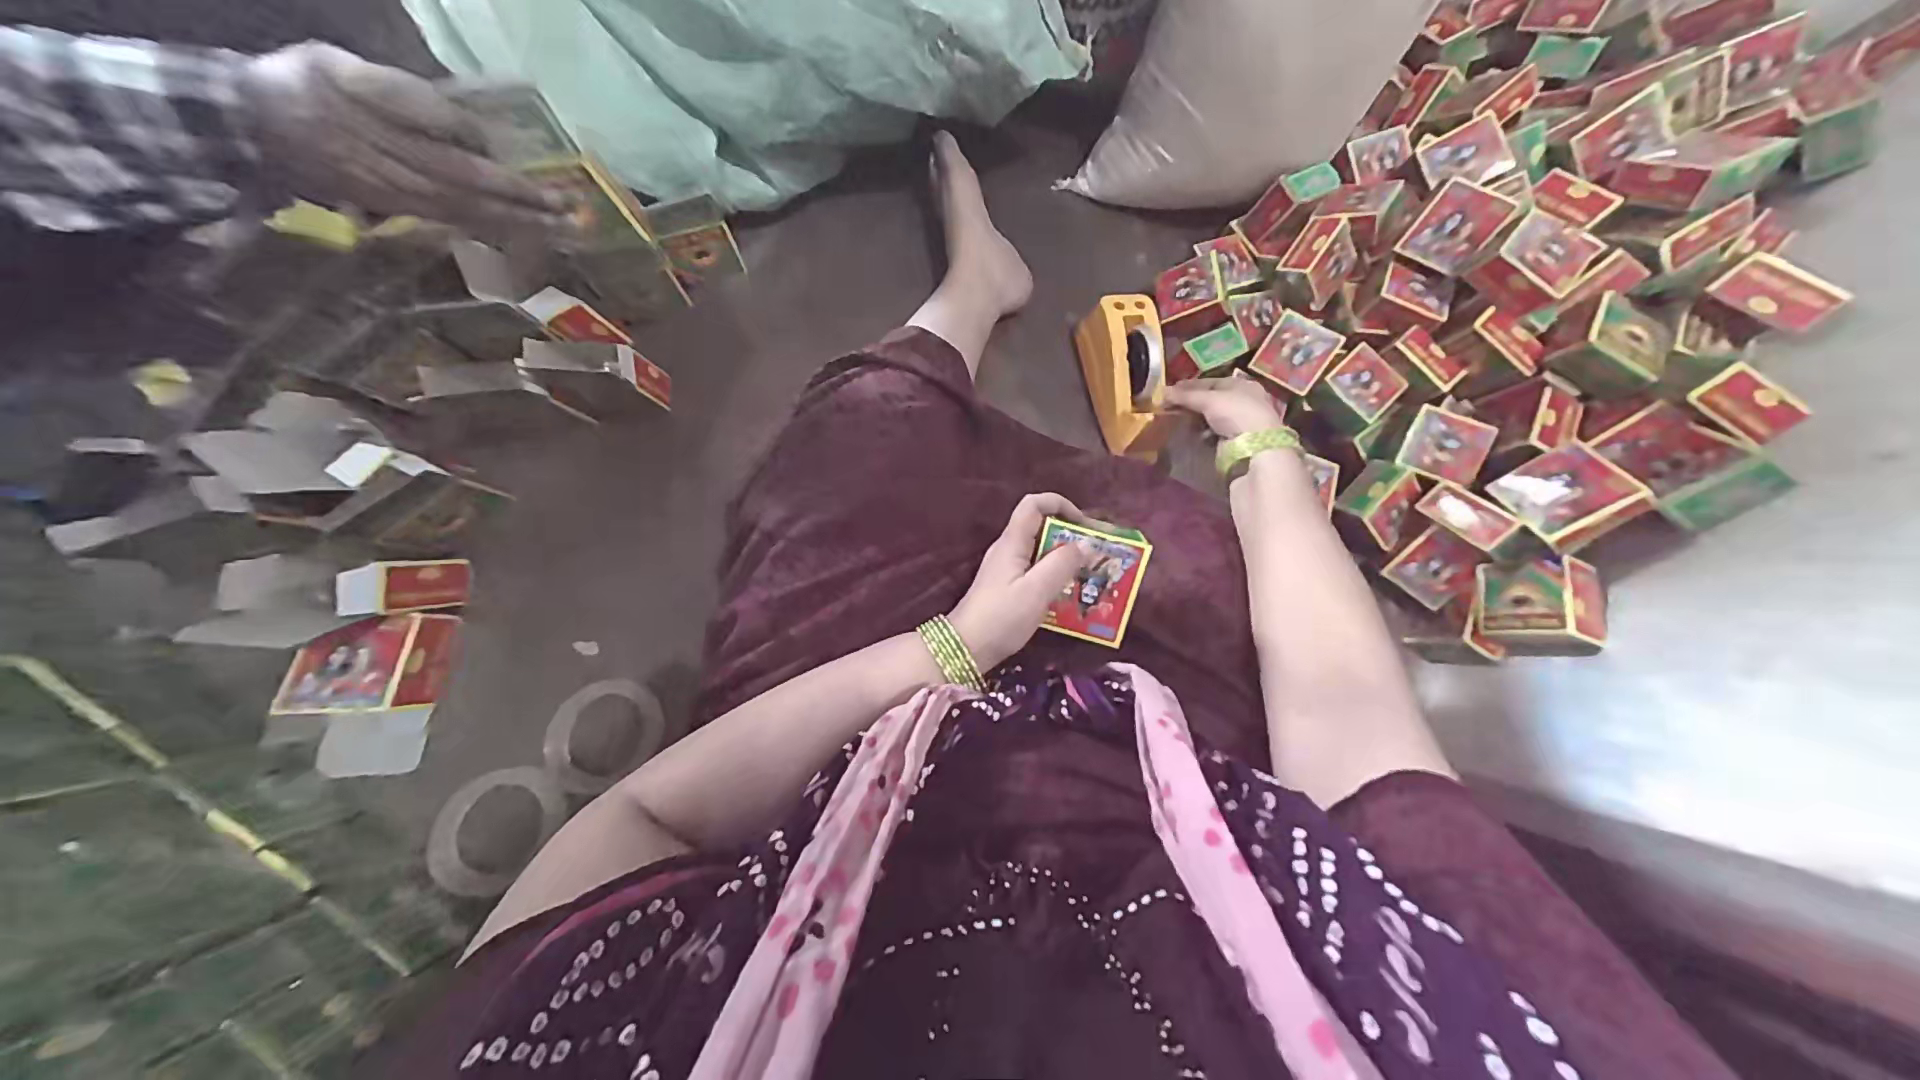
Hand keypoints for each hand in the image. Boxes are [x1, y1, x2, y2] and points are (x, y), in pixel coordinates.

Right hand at [239, 43, 573, 241]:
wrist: (250, 121)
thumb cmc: (304, 84)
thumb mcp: (347, 70)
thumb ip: (410, 99)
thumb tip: (470, 131)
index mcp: (398, 143)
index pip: (472, 171)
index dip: (515, 185)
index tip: (555, 191)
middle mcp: (411, 180)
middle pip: (484, 201)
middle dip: (534, 212)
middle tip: (577, 217)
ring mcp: (409, 200)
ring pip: (476, 218)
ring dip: (523, 226)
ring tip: (564, 229)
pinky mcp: (404, 210)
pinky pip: (459, 223)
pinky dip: (496, 228)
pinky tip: (525, 232)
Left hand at [947, 493, 1096, 672]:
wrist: (965, 648)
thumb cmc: (1001, 617)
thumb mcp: (1037, 590)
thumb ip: (1062, 564)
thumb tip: (1086, 543)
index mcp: (1012, 542)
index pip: (1034, 504)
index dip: (1061, 505)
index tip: (1085, 525)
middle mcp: (1007, 550)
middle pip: (1040, 527)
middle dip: (1070, 536)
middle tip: (1096, 555)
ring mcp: (1005, 569)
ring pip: (1040, 551)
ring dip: (1065, 559)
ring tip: (1088, 576)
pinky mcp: (1006, 587)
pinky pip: (1035, 571)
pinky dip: (1054, 575)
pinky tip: (1068, 594)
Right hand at [1164, 373, 1287, 438]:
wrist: (1254, 446)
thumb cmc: (1235, 413)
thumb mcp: (1208, 399)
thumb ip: (1185, 395)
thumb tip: (1162, 392)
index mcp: (1241, 384)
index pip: (1210, 382)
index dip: (1189, 386)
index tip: (1170, 391)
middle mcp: (1242, 400)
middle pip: (1209, 399)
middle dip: (1190, 403)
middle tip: (1170, 406)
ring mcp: (1239, 420)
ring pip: (1210, 416)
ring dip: (1195, 419)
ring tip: (1178, 420)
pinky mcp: (1234, 439)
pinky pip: (1213, 432)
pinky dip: (1203, 433)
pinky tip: (1195, 434)